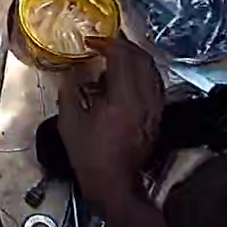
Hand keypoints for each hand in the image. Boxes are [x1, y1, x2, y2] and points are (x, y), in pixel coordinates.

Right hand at [57, 36, 164, 207]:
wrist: (113, 184)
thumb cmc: (88, 154)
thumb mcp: (70, 121)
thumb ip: (70, 92)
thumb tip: (71, 74)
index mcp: (123, 99)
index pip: (122, 58)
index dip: (107, 44)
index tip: (90, 42)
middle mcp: (145, 100)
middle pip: (142, 60)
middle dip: (123, 46)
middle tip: (105, 41)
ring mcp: (154, 108)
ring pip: (152, 70)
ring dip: (135, 57)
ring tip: (116, 54)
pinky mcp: (156, 116)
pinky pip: (154, 84)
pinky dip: (141, 72)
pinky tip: (126, 76)